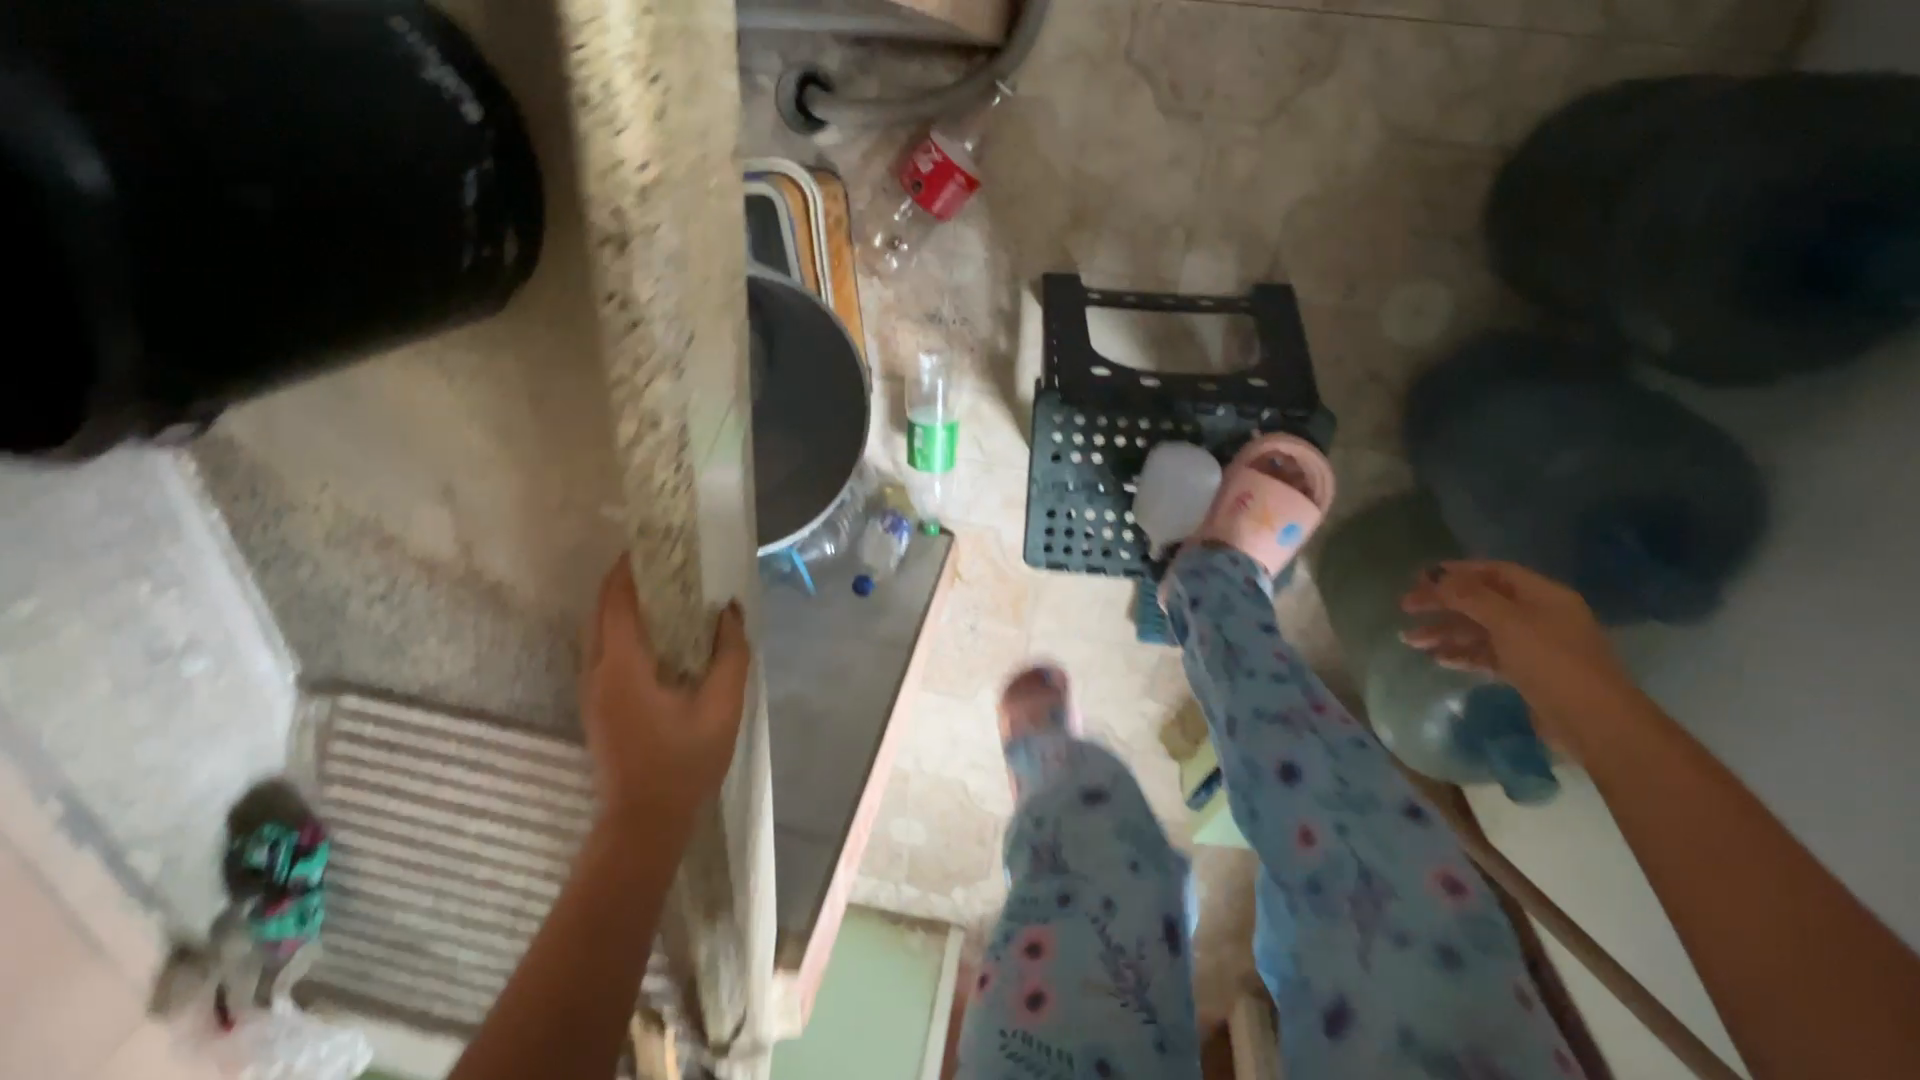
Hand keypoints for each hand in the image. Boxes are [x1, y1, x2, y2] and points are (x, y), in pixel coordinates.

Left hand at [579, 555, 750, 827]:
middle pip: (602, 609)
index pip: (618, 598)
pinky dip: (623, 629)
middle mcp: (596, 669)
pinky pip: (603, 650)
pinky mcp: (596, 704)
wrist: (644, 820)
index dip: (631, 566)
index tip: (653, 541)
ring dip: (624, 605)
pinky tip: (656, 636)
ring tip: (663, 591)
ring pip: (599, 630)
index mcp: (622, 664)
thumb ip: (729, 654)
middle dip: (627, 580)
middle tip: (664, 561)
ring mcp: (591, 688)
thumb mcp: (721, 707)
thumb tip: (730, 613)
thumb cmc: (684, 762)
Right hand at [1400, 560, 1637, 756]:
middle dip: (1443, 603)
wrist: (1593, 721)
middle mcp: (1539, 615)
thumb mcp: (1508, 622)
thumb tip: (1436, 575)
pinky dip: (1462, 655)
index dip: (1457, 572)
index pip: (1494, 572)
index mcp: (1542, 595)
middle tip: (1406, 607)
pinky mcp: (1527, 673)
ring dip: (1446, 632)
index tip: (1419, 578)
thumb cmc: (1552, 662)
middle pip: (1482, 601)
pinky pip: (1487, 655)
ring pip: (1481, 630)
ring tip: (1411, 641)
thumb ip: (1470, 597)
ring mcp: (1534, 645)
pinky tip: (1439, 660)